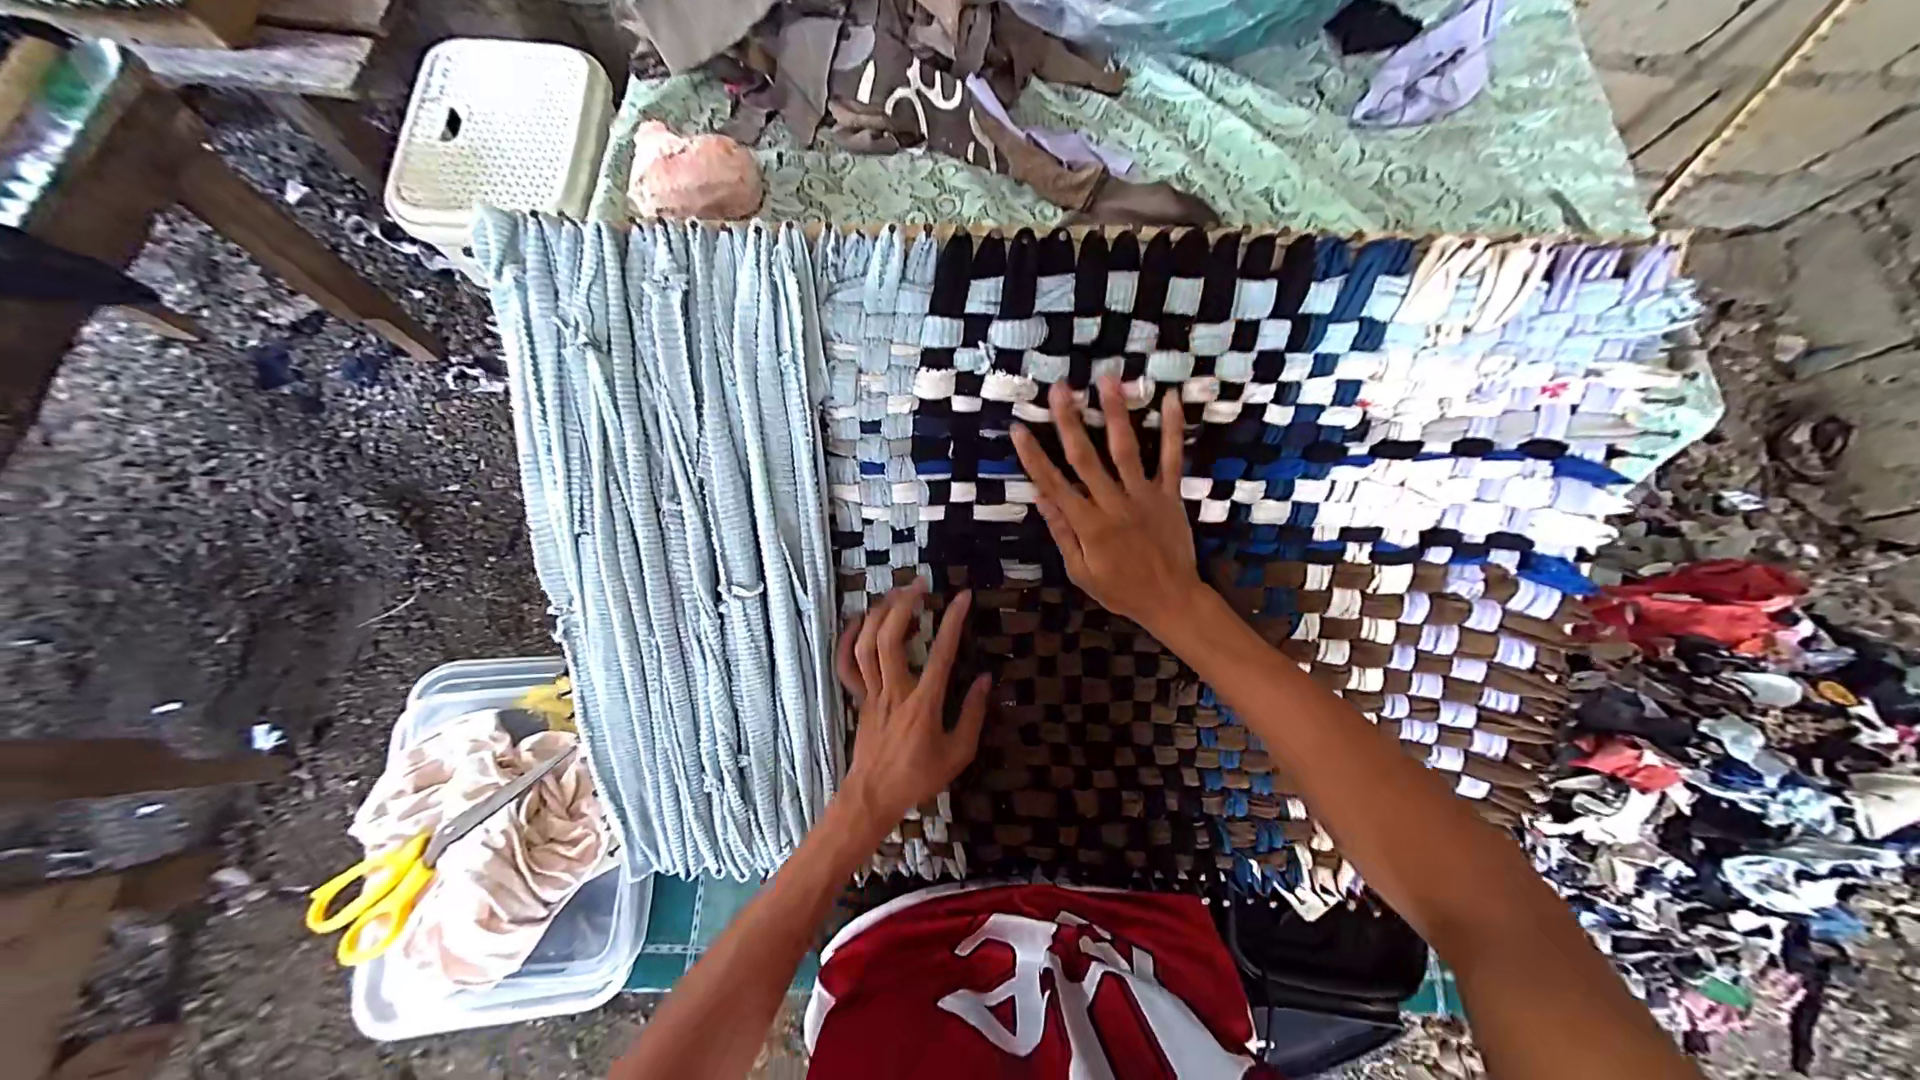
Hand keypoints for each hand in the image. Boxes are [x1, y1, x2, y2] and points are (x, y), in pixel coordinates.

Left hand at [833, 583, 990, 832]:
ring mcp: (872, 693)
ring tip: (896, 594)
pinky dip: (849, 640)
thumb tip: (987, 680)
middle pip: (890, 638)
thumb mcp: (958, 753)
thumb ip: (974, 714)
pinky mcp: (859, 698)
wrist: (873, 797)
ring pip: (866, 645)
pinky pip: (846, 665)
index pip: (942, 653)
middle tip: (921, 584)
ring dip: (879, 614)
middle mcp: (894, 690)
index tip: (962, 597)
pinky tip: (860, 621)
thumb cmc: (918, 777)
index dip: (953, 621)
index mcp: (923, 703)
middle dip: (904, 604)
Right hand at [1011, 375, 1203, 633]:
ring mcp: (1143, 497)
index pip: (1053, 485)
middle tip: (1060, 389)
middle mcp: (1113, 505)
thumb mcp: (1081, 572)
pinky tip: (1168, 400)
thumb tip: (1041, 497)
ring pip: (1126, 450)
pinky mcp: (1169, 496)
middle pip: (1086, 458)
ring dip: (1115, 413)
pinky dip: (1171, 430)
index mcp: (1088, 526)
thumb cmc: (1121, 591)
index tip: (1018, 429)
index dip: (1033, 456)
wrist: (1172, 600)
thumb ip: (1062, 533)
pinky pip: (1171, 459)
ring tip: (1107, 380)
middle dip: (1069, 422)